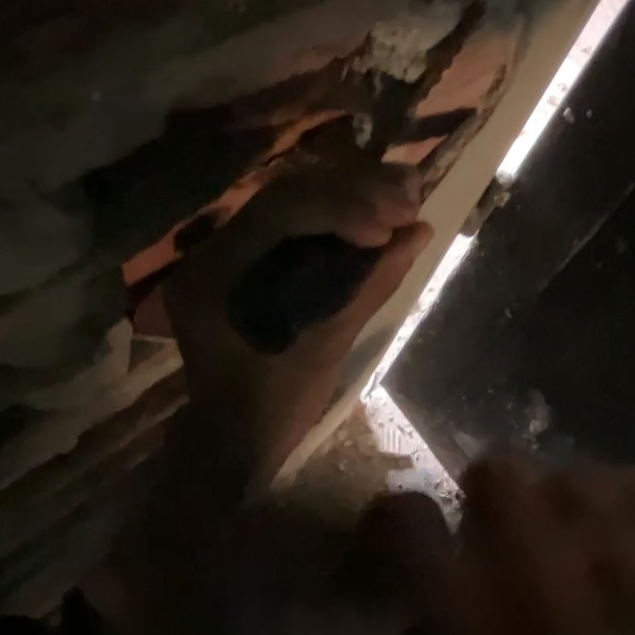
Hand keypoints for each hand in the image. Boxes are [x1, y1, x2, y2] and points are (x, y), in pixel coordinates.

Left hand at [165, 159, 432, 479]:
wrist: (235, 441)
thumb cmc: (274, 407)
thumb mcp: (325, 350)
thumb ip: (369, 286)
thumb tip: (419, 232)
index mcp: (217, 271)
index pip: (280, 211)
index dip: (341, 208)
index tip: (391, 226)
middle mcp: (215, 250)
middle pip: (289, 195)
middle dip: (354, 193)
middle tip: (409, 200)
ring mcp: (229, 253)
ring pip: (295, 202)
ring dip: (353, 198)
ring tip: (405, 202)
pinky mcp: (250, 262)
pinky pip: (297, 224)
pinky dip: (341, 217)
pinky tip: (379, 218)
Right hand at [370, 456, 634, 634]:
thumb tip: (420, 551)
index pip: (418, 533)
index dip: (402, 517)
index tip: (415, 525)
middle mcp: (577, 575)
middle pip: (498, 471)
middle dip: (496, 499)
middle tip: (524, 543)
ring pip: (571, 471)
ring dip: (566, 505)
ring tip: (597, 559)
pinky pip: (634, 479)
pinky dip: (625, 508)